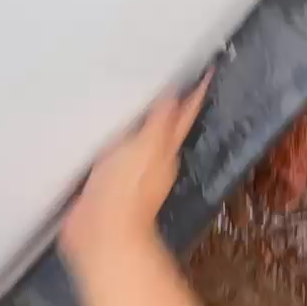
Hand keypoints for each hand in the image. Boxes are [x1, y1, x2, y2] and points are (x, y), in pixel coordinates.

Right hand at [59, 69, 210, 265]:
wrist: (100, 233)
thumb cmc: (125, 191)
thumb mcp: (146, 146)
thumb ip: (160, 120)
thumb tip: (177, 93)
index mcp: (165, 150)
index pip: (183, 115)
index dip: (193, 94)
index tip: (206, 72)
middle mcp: (152, 160)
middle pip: (165, 125)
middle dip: (169, 104)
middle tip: (172, 77)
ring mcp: (129, 172)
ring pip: (139, 138)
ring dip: (139, 120)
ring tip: (136, 96)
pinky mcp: (106, 182)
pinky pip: (112, 152)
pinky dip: (112, 138)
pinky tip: (104, 129)